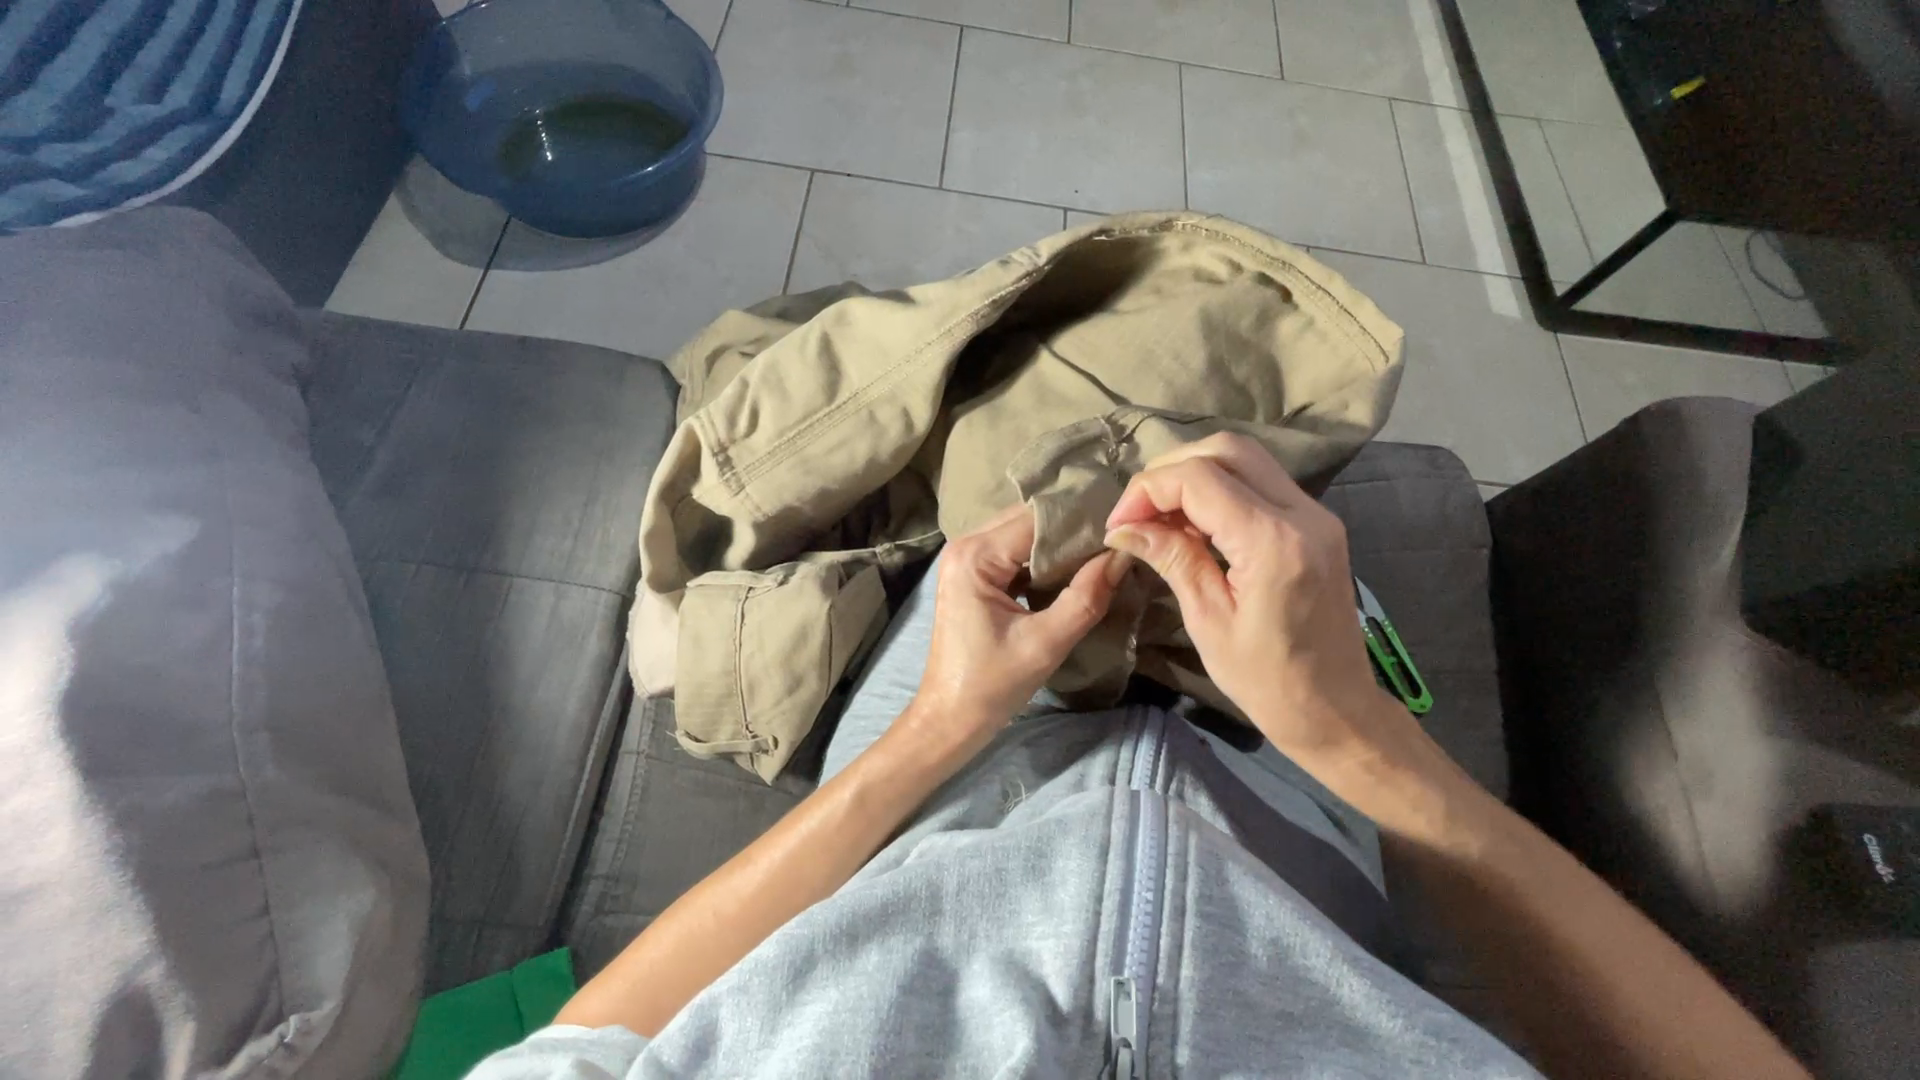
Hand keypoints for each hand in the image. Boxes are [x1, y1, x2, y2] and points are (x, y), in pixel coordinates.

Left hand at [900, 505, 1127, 758]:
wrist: (950, 717)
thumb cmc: (991, 685)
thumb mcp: (1046, 643)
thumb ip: (1086, 597)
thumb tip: (1123, 556)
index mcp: (975, 556)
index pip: (1038, 520)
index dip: (1081, 522)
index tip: (1122, 530)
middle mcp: (965, 546)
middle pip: (1029, 520)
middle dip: (1072, 530)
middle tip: (1117, 539)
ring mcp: (966, 559)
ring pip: (1023, 534)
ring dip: (1060, 544)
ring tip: (1103, 551)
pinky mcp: (973, 575)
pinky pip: (1015, 553)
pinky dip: (1043, 560)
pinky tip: (1075, 570)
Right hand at [1102, 434, 1414, 765]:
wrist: (1335, 707)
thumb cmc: (1267, 679)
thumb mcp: (1208, 620)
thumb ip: (1172, 558)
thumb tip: (1123, 527)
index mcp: (1273, 543)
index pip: (1199, 478)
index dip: (1148, 490)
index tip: (1118, 525)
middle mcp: (1302, 514)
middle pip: (1226, 450)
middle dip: (1170, 470)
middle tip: (1137, 512)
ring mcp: (1316, 514)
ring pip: (1246, 458)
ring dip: (1194, 474)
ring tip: (1160, 515)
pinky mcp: (1316, 523)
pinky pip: (1261, 481)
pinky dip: (1220, 488)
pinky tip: (1193, 522)